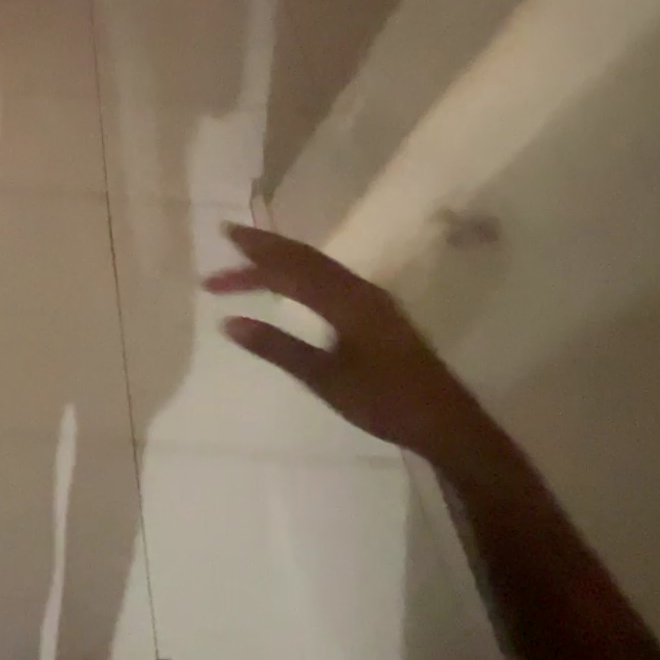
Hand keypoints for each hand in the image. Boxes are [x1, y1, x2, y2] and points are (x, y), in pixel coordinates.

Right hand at [204, 223, 490, 462]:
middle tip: (228, 233)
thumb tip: (228, 322)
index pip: (287, 273)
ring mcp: (371, 299)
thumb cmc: (385, 402)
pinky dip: (302, 269)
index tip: (211, 276)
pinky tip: (292, 279)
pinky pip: (330, 276)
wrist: (449, 425)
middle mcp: (359, 289)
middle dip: (264, 246)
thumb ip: (276, 347)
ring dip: (282, 255)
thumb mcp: (324, 379)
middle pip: (303, 257)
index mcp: (345, 301)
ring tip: (250, 251)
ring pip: (318, 264)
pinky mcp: (377, 311)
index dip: (247, 269)